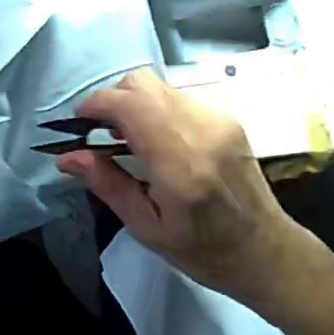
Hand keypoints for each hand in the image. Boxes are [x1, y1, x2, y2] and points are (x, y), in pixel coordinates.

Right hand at [56, 69, 322, 310]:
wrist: (266, 250)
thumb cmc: (203, 251)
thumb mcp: (146, 227)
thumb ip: (107, 184)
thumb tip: (67, 157)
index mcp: (179, 163)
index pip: (130, 105)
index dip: (96, 104)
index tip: (77, 123)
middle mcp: (200, 130)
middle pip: (142, 83)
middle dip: (112, 99)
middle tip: (99, 132)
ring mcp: (217, 120)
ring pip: (159, 87)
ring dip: (133, 103)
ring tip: (126, 138)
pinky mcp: (227, 119)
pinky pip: (178, 99)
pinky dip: (156, 110)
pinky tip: (155, 141)